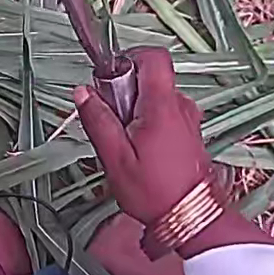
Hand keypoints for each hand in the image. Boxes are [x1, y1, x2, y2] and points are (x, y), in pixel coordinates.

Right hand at [73, 47, 212, 226]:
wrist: (191, 217)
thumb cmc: (152, 191)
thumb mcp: (115, 158)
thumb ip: (98, 120)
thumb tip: (82, 92)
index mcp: (162, 106)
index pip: (153, 57)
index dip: (127, 59)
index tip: (107, 81)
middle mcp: (180, 106)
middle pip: (148, 76)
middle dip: (122, 91)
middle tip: (111, 123)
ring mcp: (187, 118)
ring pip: (153, 96)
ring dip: (133, 110)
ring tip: (123, 142)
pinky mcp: (188, 130)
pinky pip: (162, 112)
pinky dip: (145, 122)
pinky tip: (137, 149)